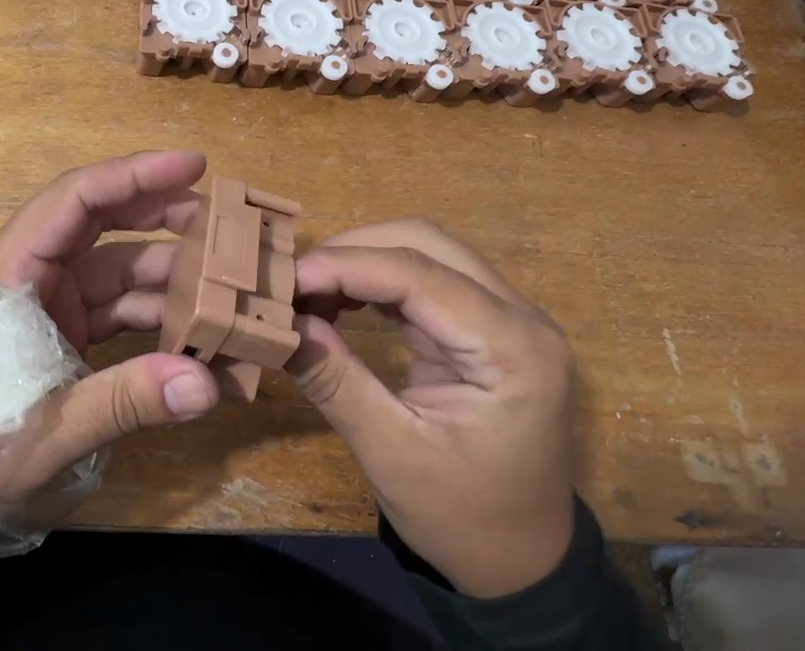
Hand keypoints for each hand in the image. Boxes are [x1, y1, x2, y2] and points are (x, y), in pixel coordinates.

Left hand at [0, 151, 222, 559]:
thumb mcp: (42, 431)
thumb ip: (122, 403)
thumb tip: (207, 383)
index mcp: (10, 272)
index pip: (76, 200)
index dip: (136, 175)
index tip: (196, 165)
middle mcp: (30, 275)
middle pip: (103, 225)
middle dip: (166, 218)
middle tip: (230, 224)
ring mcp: (47, 306)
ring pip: (119, 271)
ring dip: (171, 279)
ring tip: (233, 288)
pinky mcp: (59, 336)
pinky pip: (118, 313)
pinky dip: (159, 322)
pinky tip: (202, 337)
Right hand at [288, 219, 575, 597]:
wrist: (521, 560)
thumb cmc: (463, 517)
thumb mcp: (393, 454)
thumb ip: (338, 382)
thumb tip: (283, 325)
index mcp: (514, 348)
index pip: (419, 274)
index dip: (346, 266)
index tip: (285, 280)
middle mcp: (519, 316)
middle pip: (426, 242)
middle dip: (353, 252)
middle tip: (293, 283)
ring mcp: (504, 318)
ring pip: (423, 252)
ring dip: (361, 262)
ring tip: (306, 293)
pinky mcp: (481, 328)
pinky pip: (422, 281)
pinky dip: (373, 283)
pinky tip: (336, 302)